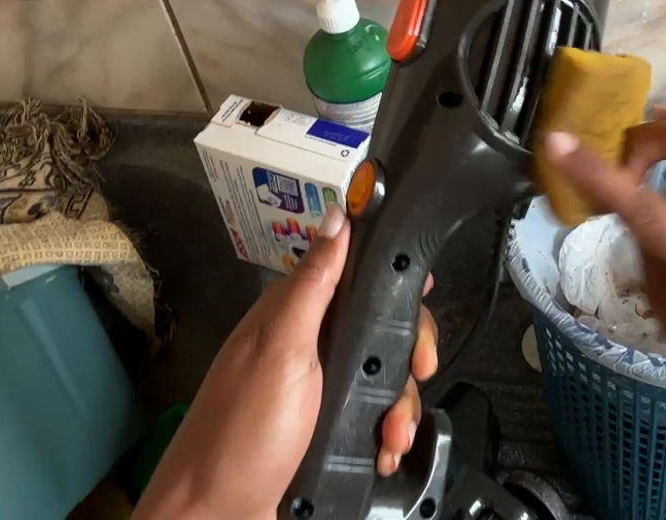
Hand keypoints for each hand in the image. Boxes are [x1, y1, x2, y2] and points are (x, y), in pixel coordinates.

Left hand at [140, 209, 438, 519]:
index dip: (395, 280)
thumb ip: (313, 283)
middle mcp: (311, 345)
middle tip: (420, 372)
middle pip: (381, 328)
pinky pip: (375, 416)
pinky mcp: (328, 429)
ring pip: (384, 376)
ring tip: (393, 436)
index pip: (357, 273)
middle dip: (408, 352)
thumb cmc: (240, 432)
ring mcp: (320, 390)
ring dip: (400, 404)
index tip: (424, 296)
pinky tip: (385, 451)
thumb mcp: (281, 348)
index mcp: (297, 313)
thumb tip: (339, 213)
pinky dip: (388, 433)